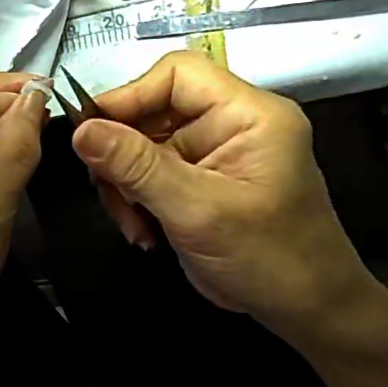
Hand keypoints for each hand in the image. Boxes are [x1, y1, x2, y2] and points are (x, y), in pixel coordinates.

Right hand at [70, 52, 379, 336]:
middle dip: (122, 155)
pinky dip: (134, 201)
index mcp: (247, 114)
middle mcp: (228, 124)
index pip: (176, 75)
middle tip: (108, 192)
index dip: (128, 96)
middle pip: (151, 111)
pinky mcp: (196, 181)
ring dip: (124, 185)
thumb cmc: (269, 258)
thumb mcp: (197, 211)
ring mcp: (211, 153)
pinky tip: (142, 231)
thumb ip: (137, 167)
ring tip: (133, 224)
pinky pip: (147, 175)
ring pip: (141, 146)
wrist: (307, 311)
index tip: (89, 131)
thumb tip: (80, 131)